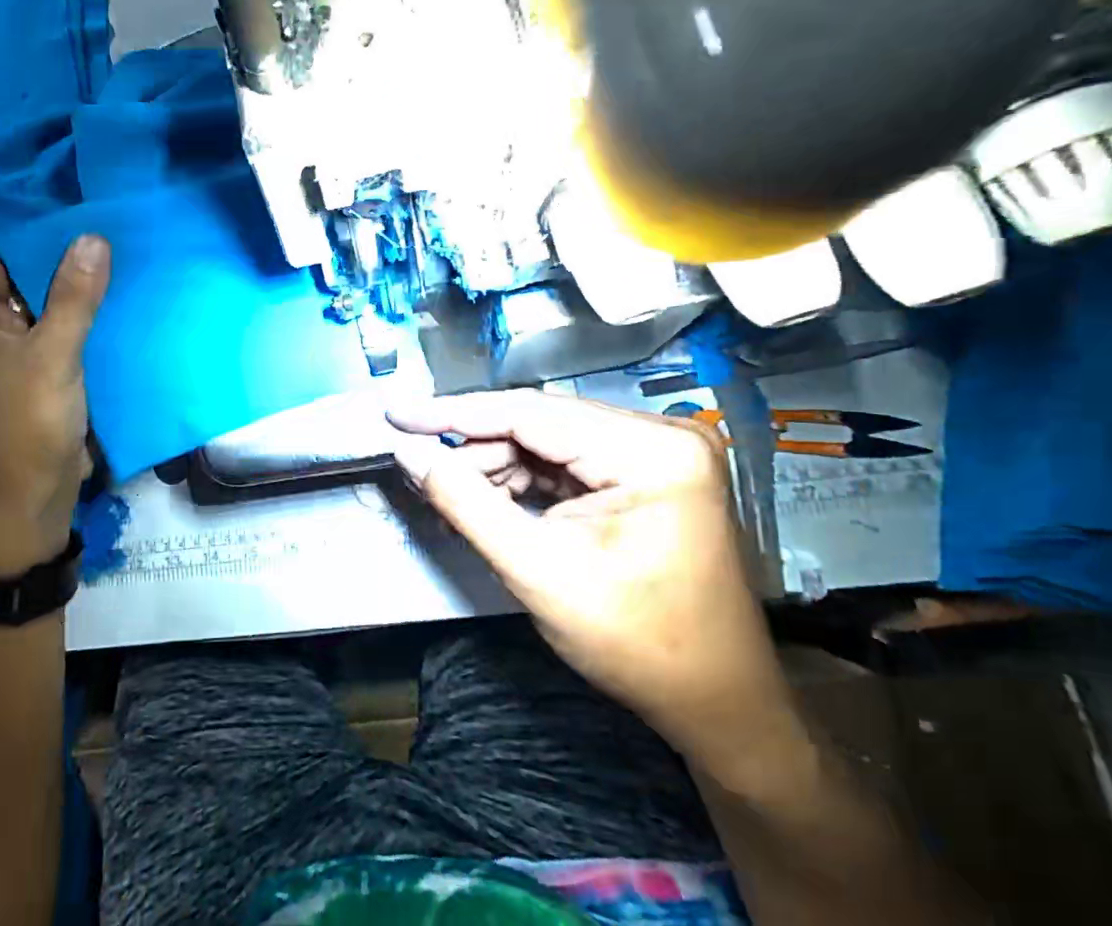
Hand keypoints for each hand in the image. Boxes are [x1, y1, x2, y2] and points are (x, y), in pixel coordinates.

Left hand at [0, 236, 109, 578]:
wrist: (26, 499)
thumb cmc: (27, 421)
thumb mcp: (54, 353)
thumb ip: (74, 294)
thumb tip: (93, 236)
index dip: (42, 238)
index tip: (90, 224)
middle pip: (20, 282)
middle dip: (64, 268)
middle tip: (117, 246)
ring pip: (39, 311)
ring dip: (75, 300)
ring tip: (123, 274)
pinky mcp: (22, 377)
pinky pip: (49, 338)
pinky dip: (75, 328)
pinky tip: (112, 315)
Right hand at [388, 391, 796, 766]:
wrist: (713, 697)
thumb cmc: (636, 644)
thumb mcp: (538, 571)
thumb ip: (466, 503)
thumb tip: (410, 453)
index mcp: (653, 451)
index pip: (532, 413)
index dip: (455, 414)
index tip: (398, 414)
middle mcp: (662, 435)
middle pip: (543, 423)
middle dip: (477, 447)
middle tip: (419, 465)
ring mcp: (661, 452)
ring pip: (553, 442)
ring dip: (499, 466)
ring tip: (453, 494)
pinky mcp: (651, 473)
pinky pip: (572, 463)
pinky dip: (528, 481)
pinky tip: (491, 500)